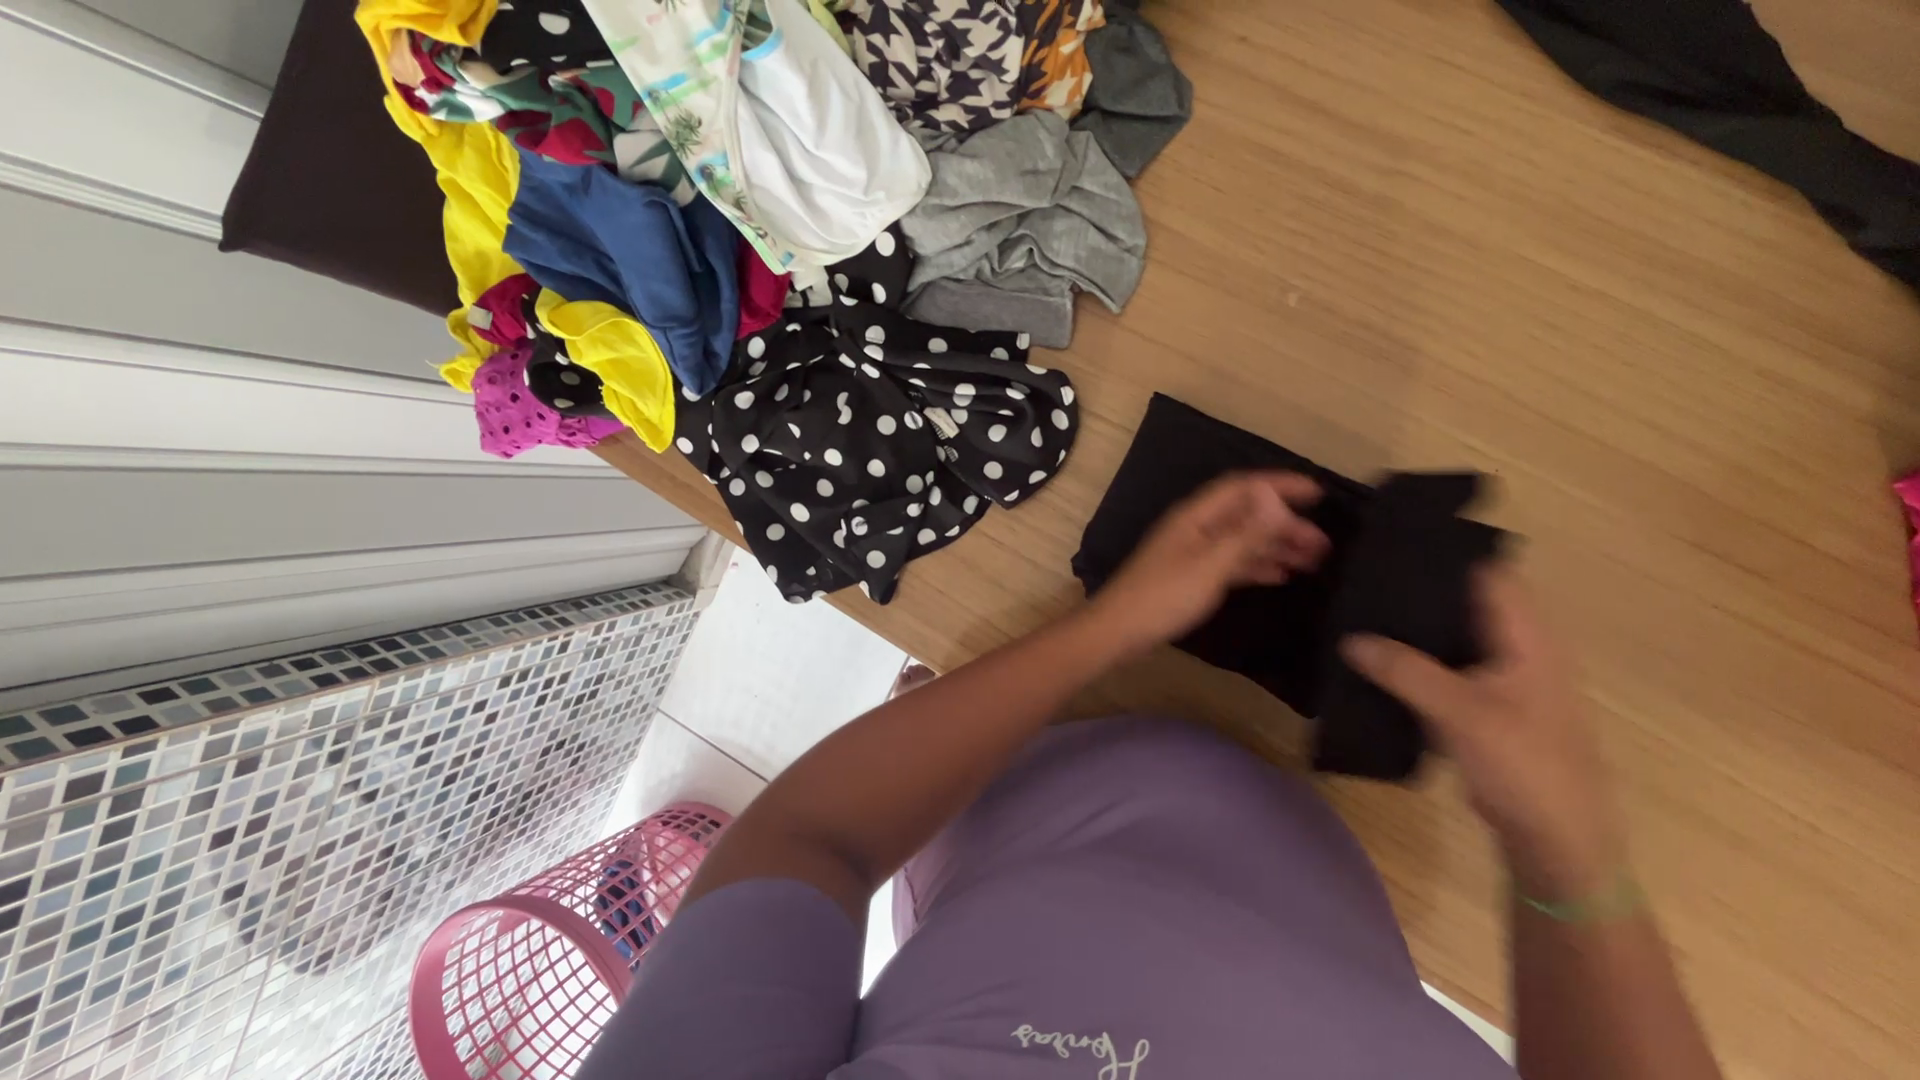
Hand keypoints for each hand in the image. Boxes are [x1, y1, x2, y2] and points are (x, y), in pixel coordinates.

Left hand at [1085, 471, 1329, 658]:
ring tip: (1314, 561)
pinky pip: (1231, 563)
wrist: (1118, 631)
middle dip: (1285, 524)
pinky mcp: (1191, 576)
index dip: (1280, 485)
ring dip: (1276, 547)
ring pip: (1242, 541)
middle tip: (1324, 543)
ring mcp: (1192, 552)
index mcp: (1196, 516)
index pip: (1243, 487)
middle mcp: (1196, 528)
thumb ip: (1244, 533)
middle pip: (1247, 515)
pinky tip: (1281, 576)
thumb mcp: (1210, 565)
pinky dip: (1256, 566)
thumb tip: (1275, 496)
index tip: (1318, 493)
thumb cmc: (1163, 597)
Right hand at [1340, 568, 1625, 900]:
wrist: (1556, 837)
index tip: (1393, 543)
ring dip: (1414, 627)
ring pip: (1453, 636)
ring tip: (1360, 610)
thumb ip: (1404, 670)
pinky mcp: (1486, 707)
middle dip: (1419, 589)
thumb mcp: (1460, 712)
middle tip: (1363, 576)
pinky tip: (1377, 660)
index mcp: (1529, 637)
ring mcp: (1504, 679)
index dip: (1446, 553)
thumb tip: (1350, 639)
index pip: (1489, 572)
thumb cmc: (1523, 763)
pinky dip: (1416, 660)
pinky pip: (1446, 668)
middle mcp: (1519, 648)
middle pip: (1466, 601)